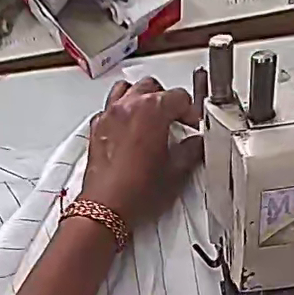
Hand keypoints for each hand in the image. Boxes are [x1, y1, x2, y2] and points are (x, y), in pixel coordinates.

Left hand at [80, 77, 204, 229]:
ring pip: (127, 90)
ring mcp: (109, 115)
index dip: (191, 111)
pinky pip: (110, 108)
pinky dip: (122, 112)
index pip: (179, 97)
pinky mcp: (97, 128)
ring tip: (152, 118)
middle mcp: (128, 106)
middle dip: (167, 100)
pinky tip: (130, 129)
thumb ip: (191, 151)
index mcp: (152, 110)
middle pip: (152, 87)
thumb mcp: (176, 172)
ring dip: (142, 99)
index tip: (193, 124)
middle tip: (176, 120)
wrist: (107, 207)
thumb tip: (196, 144)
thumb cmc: (136, 190)